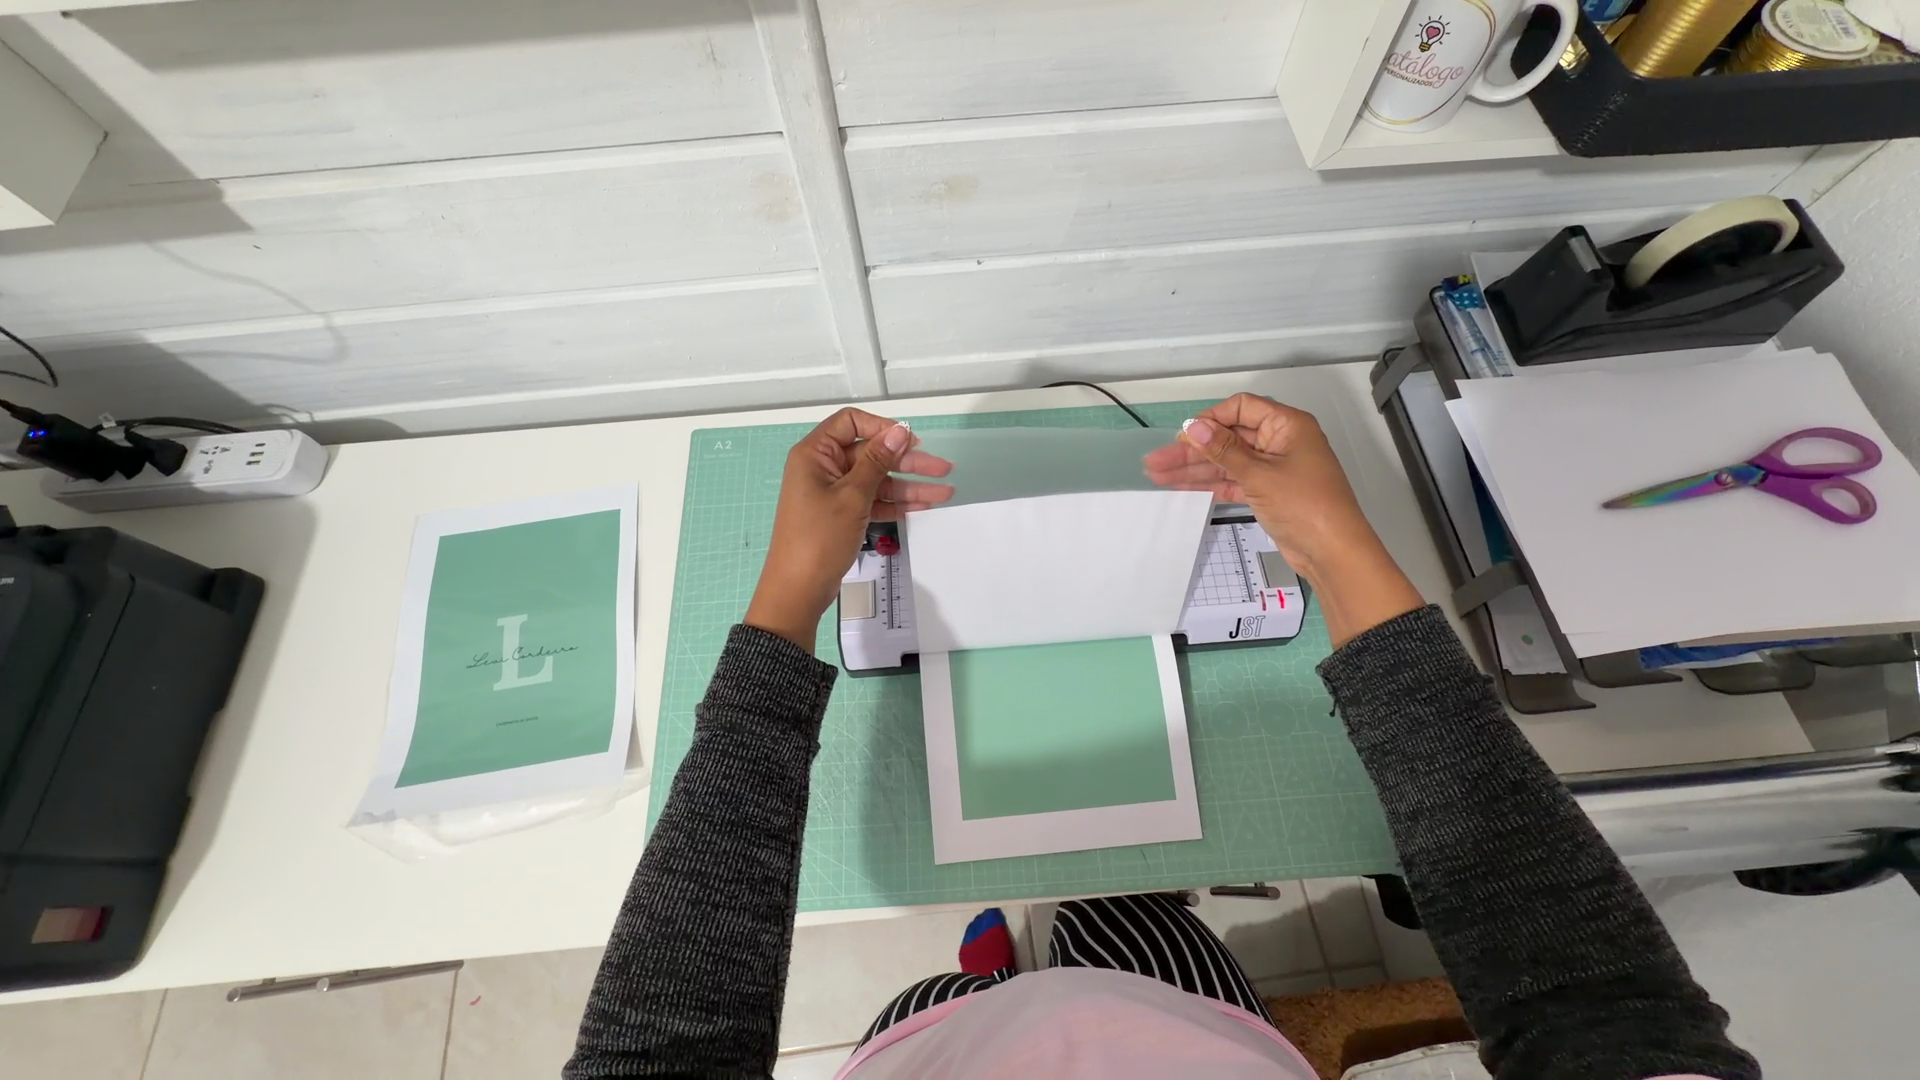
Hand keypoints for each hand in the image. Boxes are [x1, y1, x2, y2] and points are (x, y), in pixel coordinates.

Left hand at [745, 409, 952, 650]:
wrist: (798, 590)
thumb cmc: (819, 538)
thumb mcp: (853, 496)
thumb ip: (878, 461)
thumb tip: (900, 431)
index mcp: (815, 453)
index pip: (851, 423)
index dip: (882, 428)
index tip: (912, 441)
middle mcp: (823, 467)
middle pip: (871, 453)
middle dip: (908, 461)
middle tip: (943, 469)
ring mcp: (834, 492)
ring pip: (877, 480)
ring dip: (909, 486)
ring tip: (945, 492)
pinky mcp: (843, 515)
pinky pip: (874, 500)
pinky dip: (897, 503)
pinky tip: (925, 505)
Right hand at [1142, 394, 1373, 580]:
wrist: (1332, 551)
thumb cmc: (1303, 504)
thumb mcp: (1259, 474)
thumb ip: (1222, 450)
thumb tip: (1193, 427)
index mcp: (1286, 425)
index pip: (1241, 408)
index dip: (1210, 419)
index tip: (1182, 436)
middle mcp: (1279, 441)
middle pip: (1227, 437)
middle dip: (1192, 449)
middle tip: (1155, 460)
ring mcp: (1272, 468)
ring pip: (1225, 461)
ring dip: (1193, 468)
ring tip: (1156, 474)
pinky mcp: (1266, 492)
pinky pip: (1231, 481)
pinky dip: (1208, 483)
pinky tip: (1179, 486)